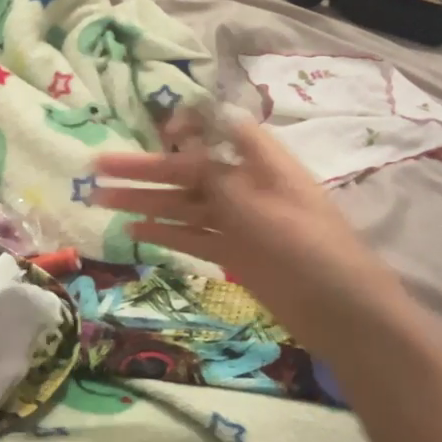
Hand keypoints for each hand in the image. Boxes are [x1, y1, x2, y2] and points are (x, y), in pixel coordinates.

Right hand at [93, 109, 410, 358]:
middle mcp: (247, 187)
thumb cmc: (308, 250)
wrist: (343, 314)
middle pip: (188, 170)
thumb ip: (216, 176)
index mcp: (263, 165)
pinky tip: (133, 231)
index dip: (189, 127)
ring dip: (143, 201)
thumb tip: (182, 139)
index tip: (157, 133)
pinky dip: (163, 233)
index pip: (221, 131)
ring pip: (182, 205)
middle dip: (144, 168)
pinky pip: (191, 236)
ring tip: (99, 200)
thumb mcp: (259, 207)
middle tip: (98, 167)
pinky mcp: (233, 253)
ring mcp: (239, 222)